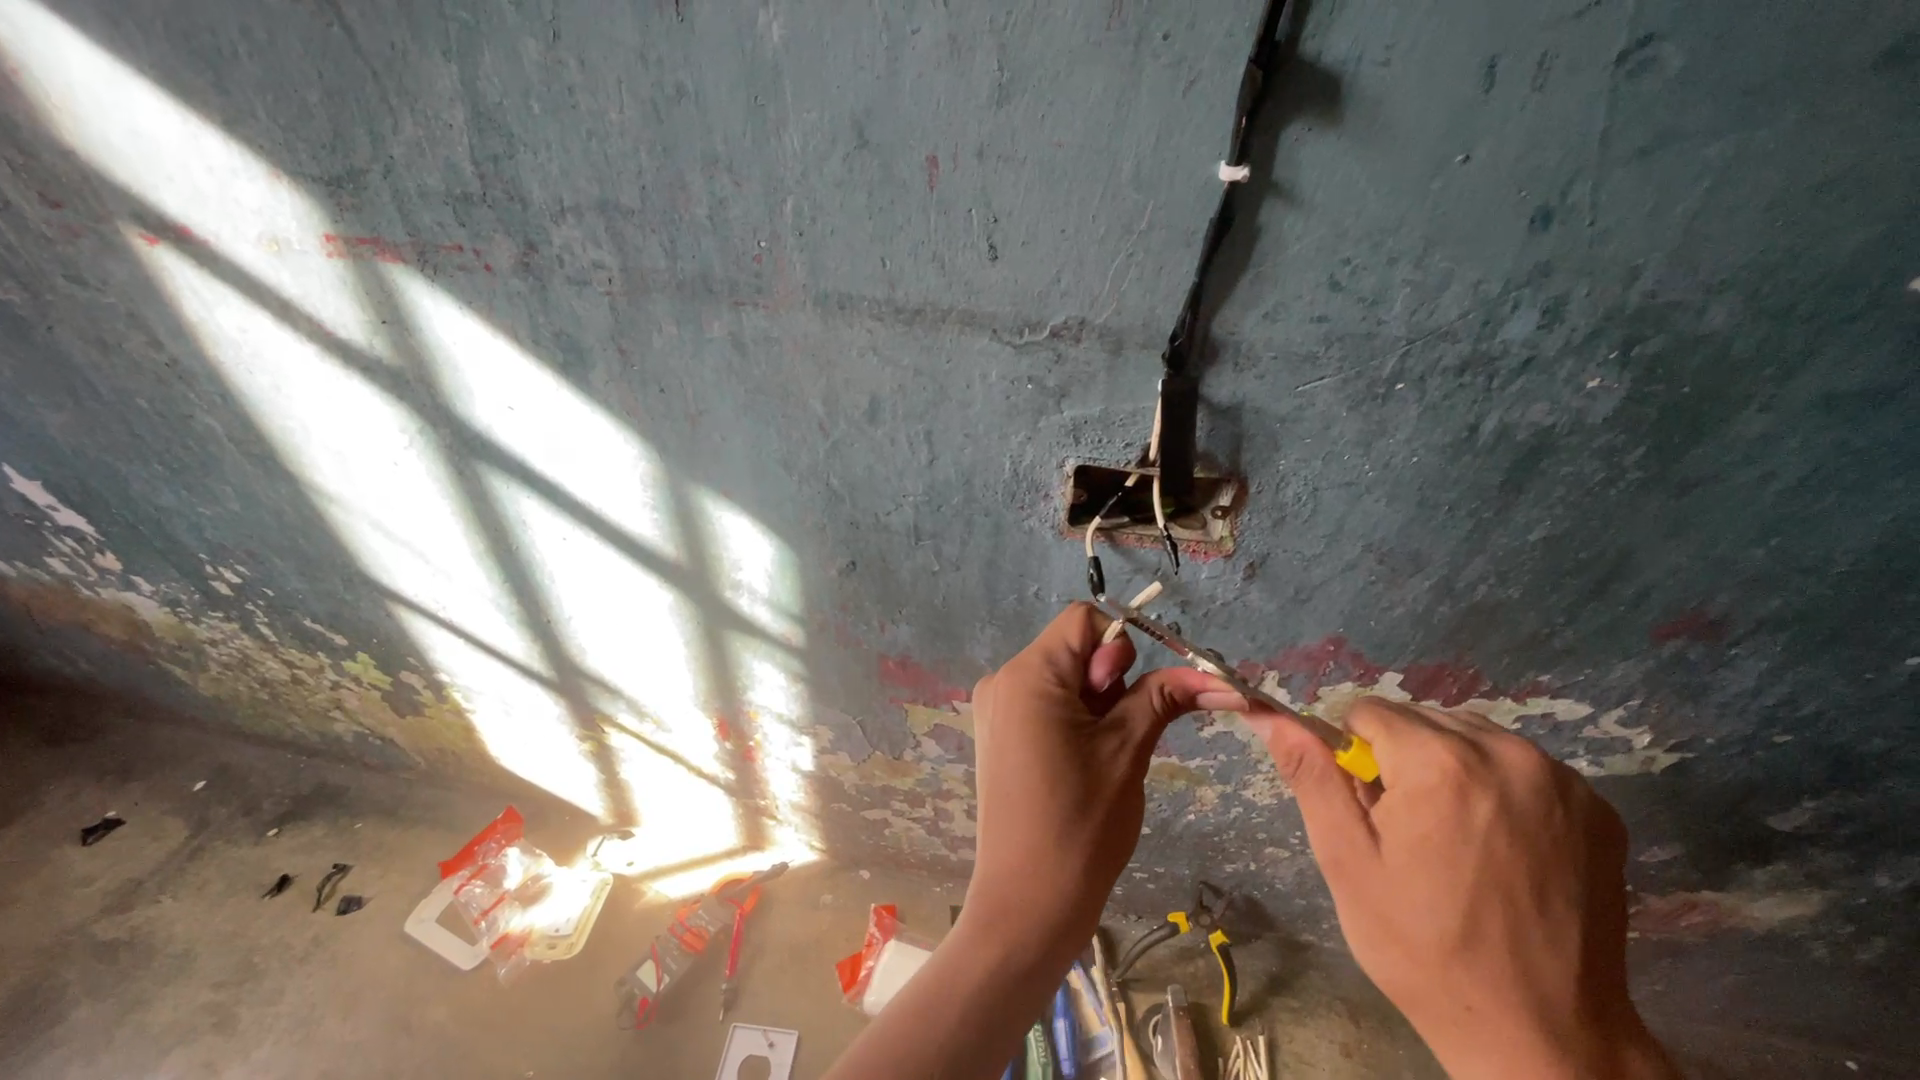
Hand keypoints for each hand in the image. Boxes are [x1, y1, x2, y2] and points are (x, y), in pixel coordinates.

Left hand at [958, 603, 1238, 966]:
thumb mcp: (1128, 750)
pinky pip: (1046, 706)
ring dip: (1097, 705)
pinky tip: (1083, 765)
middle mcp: (1002, 680)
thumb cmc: (1082, 823)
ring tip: (1102, 758)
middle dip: (1110, 681)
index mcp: (1026, 674)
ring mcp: (996, 710)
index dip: (1120, 648)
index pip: (1083, 620)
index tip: (1126, 698)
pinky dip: (1076, 721)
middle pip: (1073, 649)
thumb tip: (1218, 676)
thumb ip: (1164, 697)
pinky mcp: (999, 737)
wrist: (1028, 902)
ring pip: (1064, 679)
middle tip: (1119, 736)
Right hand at [1245, 697, 1678, 1079]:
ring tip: (1454, 841)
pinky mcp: (1598, 808)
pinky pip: (1525, 768)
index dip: (1353, 757)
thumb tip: (1270, 715)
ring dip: (1451, 769)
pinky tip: (1502, 849)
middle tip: (1407, 833)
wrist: (1541, 1032)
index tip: (1367, 812)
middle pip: (1423, 720)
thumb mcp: (1347, 862)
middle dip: (1403, 760)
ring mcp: (1562, 780)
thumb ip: (1312, 776)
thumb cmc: (1423, 948)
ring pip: (1474, 738)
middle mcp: (1507, 752)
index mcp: (1440, 761)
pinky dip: (1501, 790)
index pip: (1369, 712)